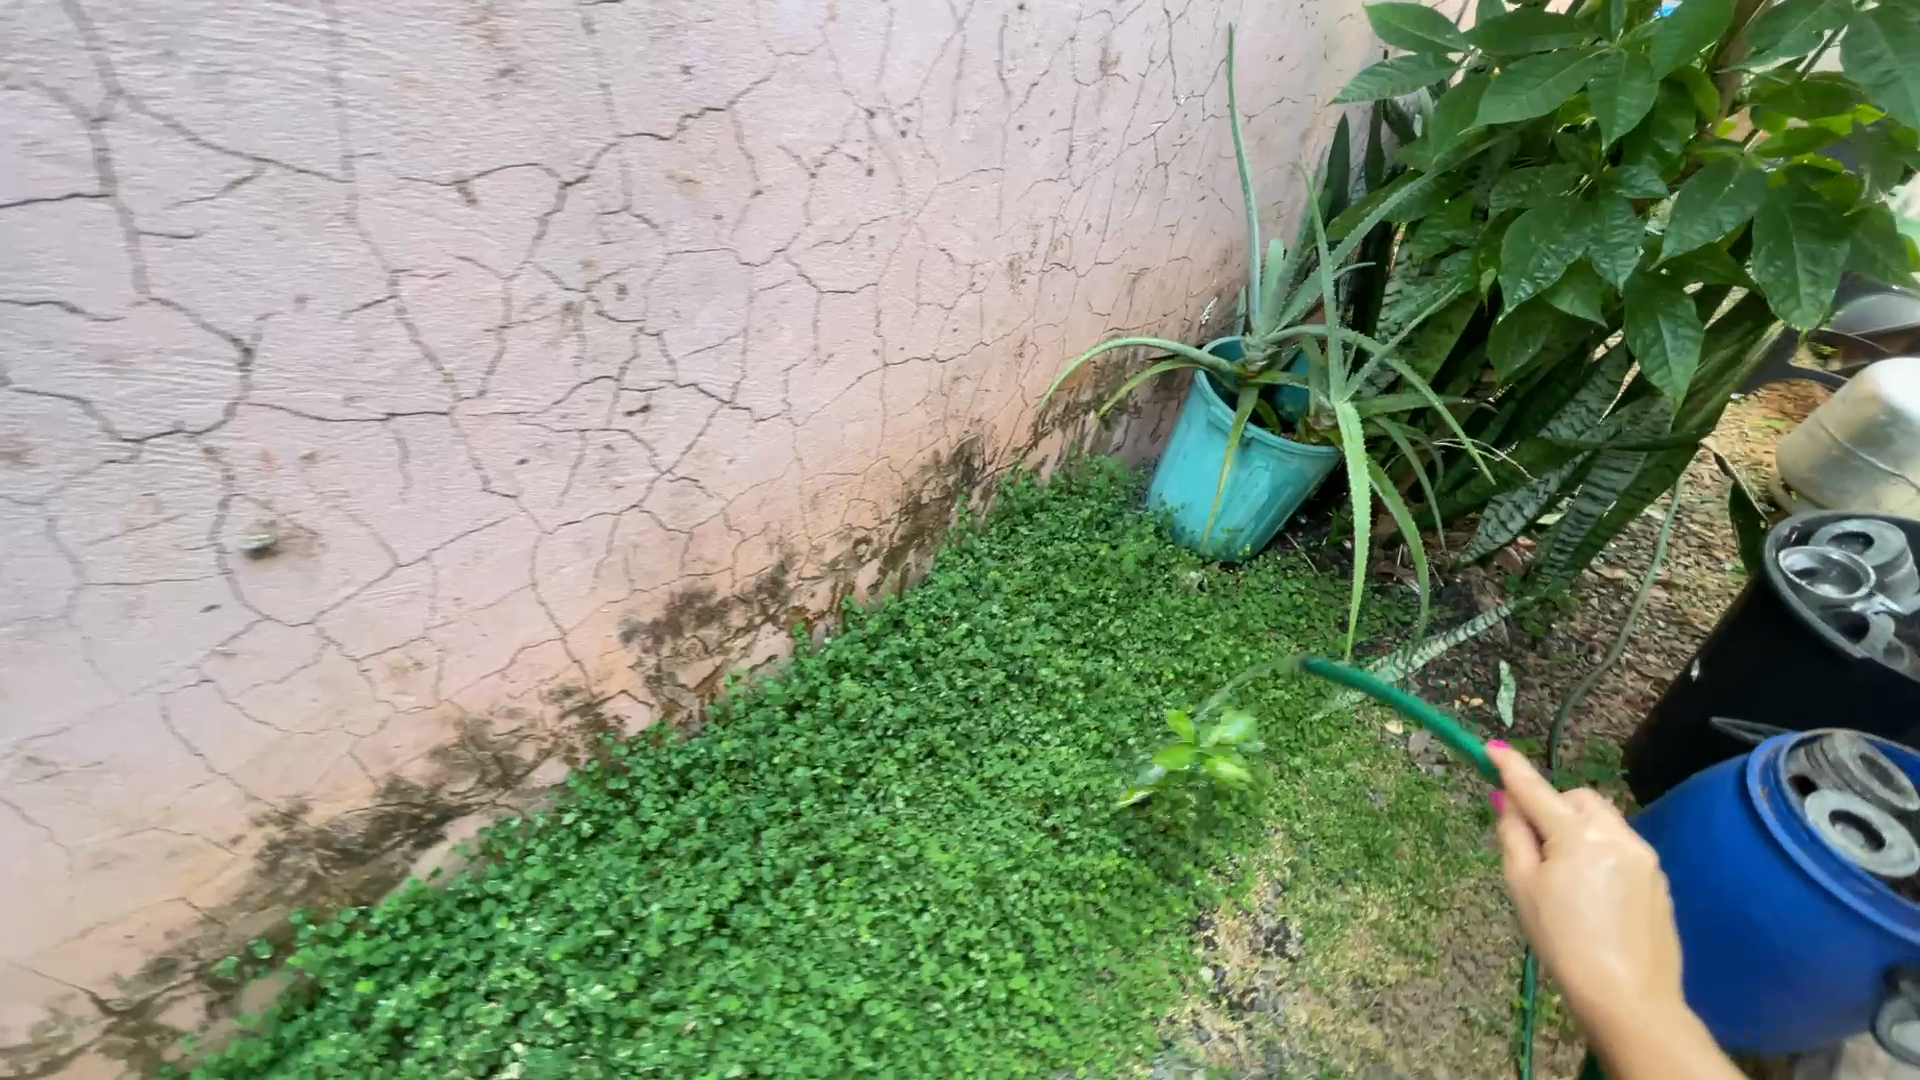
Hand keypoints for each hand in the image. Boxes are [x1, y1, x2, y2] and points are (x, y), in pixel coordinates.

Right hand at [1488, 742, 1682, 1032]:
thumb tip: (1506, 801)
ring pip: (1601, 819)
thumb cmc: (1562, 938)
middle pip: (1577, 799)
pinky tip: (1588, 888)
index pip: (1534, 788)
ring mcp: (1644, 858)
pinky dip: (1596, 848)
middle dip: (1552, 804)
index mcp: (1577, 835)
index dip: (1510, 766)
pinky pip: (1619, 845)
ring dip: (1575, 825)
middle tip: (1530, 836)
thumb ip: (1513, 834)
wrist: (1629, 997)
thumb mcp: (1521, 884)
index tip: (1491, 746)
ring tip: (1560, 866)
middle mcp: (1616, 836)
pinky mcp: (1658, 880)